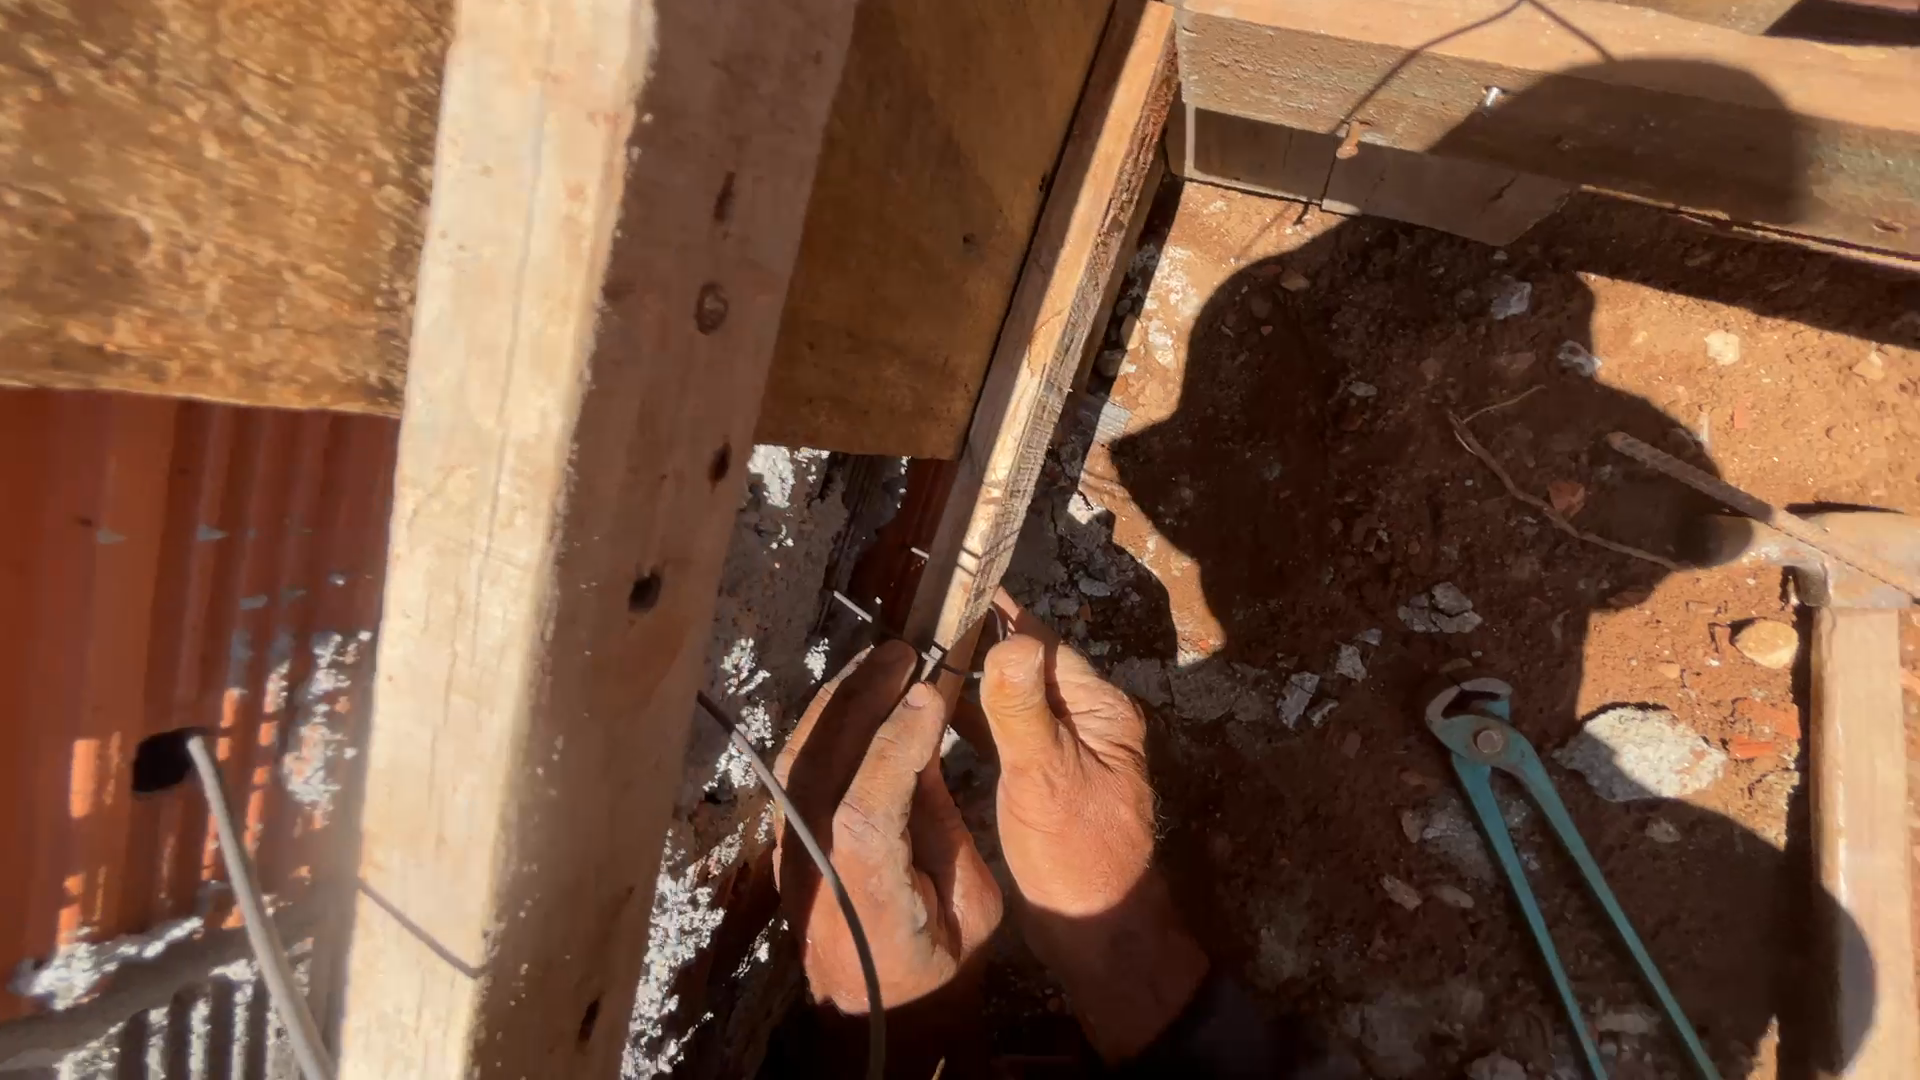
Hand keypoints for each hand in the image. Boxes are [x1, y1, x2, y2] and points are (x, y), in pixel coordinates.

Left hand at [772, 640, 1001, 1017]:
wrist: (879, 1001)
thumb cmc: (940, 956)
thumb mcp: (971, 902)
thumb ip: (944, 826)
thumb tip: (920, 741)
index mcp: (867, 906)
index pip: (865, 812)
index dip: (894, 748)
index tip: (927, 694)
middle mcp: (812, 875)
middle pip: (821, 771)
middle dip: (861, 701)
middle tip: (903, 654)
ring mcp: (788, 853)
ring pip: (800, 758)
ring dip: (839, 699)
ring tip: (880, 660)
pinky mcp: (784, 835)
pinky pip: (799, 763)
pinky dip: (825, 718)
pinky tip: (855, 690)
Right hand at [980, 592, 1207, 1061]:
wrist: (1095, 930)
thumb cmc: (1075, 852)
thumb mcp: (1046, 775)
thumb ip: (1024, 708)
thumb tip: (1010, 637)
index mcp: (1097, 708)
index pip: (1046, 644)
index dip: (1006, 614)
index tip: (966, 584)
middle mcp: (1085, 718)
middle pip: (1030, 665)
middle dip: (987, 638)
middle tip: (934, 614)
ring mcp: (1065, 746)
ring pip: (1017, 696)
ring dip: (980, 674)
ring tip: (931, 649)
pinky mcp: (1044, 772)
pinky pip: (1009, 729)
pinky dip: (980, 713)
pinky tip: (944, 706)